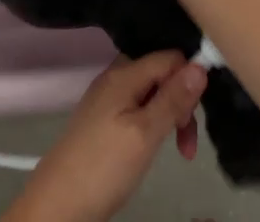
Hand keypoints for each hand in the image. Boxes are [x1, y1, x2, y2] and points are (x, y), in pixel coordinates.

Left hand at [2, 53, 209, 221]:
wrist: (60, 201)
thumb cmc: (105, 165)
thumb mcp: (145, 133)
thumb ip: (172, 99)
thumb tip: (200, 64)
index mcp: (124, 74)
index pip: (169, 57)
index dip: (190, 78)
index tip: (198, 112)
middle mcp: (115, 78)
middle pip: (161, 75)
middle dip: (181, 102)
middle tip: (187, 139)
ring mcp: (108, 99)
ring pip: (152, 94)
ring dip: (171, 117)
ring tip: (181, 151)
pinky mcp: (104, 119)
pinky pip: (139, 108)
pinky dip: (154, 124)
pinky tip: (157, 145)